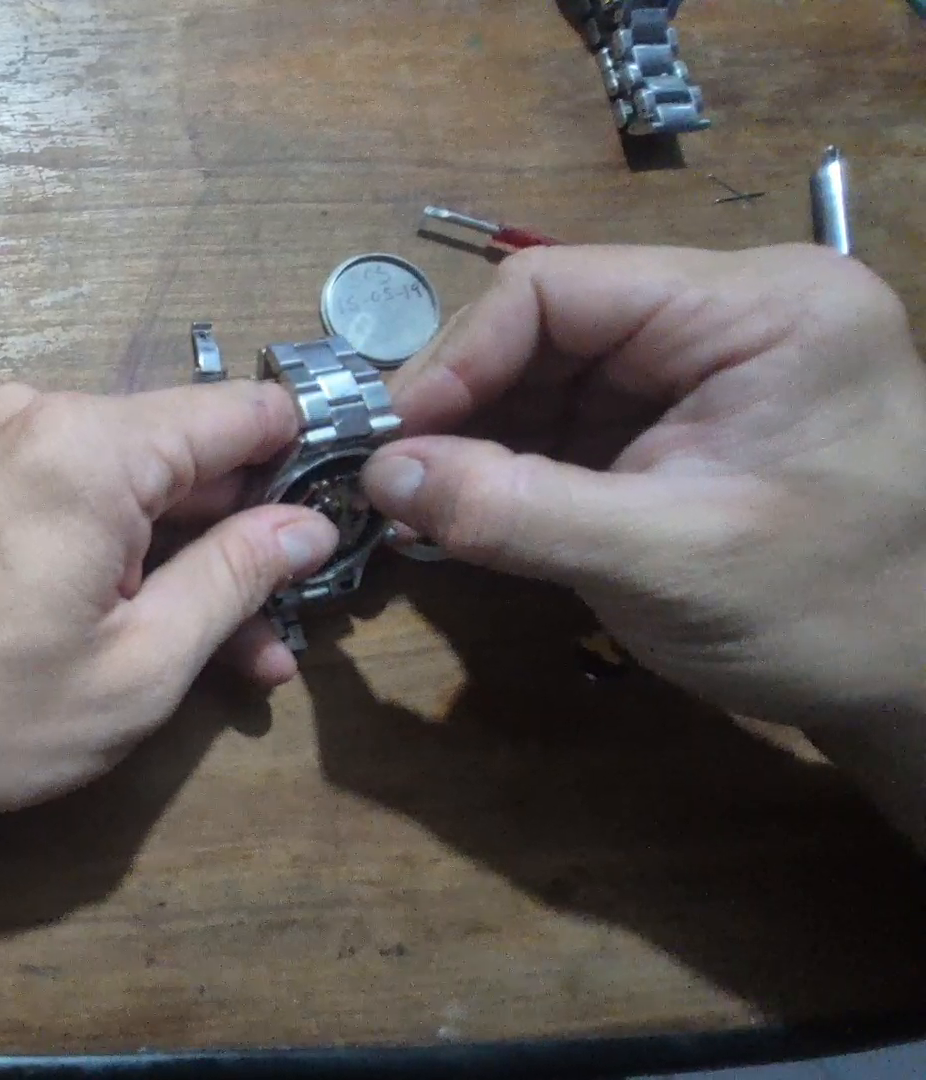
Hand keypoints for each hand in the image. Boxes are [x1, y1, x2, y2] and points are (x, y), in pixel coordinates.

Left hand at [0, 381, 338, 816]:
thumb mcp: (137, 666)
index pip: (242, 414)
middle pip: (183, 455)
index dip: (307, 457)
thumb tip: (307, 527)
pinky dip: (118, 550)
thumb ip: (234, 580)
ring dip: (181, 558)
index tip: (350, 507)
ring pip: (129, 486)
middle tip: (286, 619)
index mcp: (91, 446)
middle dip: (241, 533)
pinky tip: (147, 618)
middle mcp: (40, 418)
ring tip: (231, 646)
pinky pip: (73, 498)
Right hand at [361, 244, 925, 729]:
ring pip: (509, 379)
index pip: (549, 291)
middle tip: (387, 479)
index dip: (453, 360)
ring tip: (409, 501)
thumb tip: (377, 474)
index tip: (389, 441)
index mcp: (748, 312)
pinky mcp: (630, 425)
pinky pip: (522, 423)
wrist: (900, 677)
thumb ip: (513, 512)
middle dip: (445, 406)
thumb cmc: (822, 611)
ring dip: (449, 439)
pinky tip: (447, 508)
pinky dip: (471, 465)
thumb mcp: (662, 561)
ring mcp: (662, 374)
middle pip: (519, 332)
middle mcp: (700, 321)